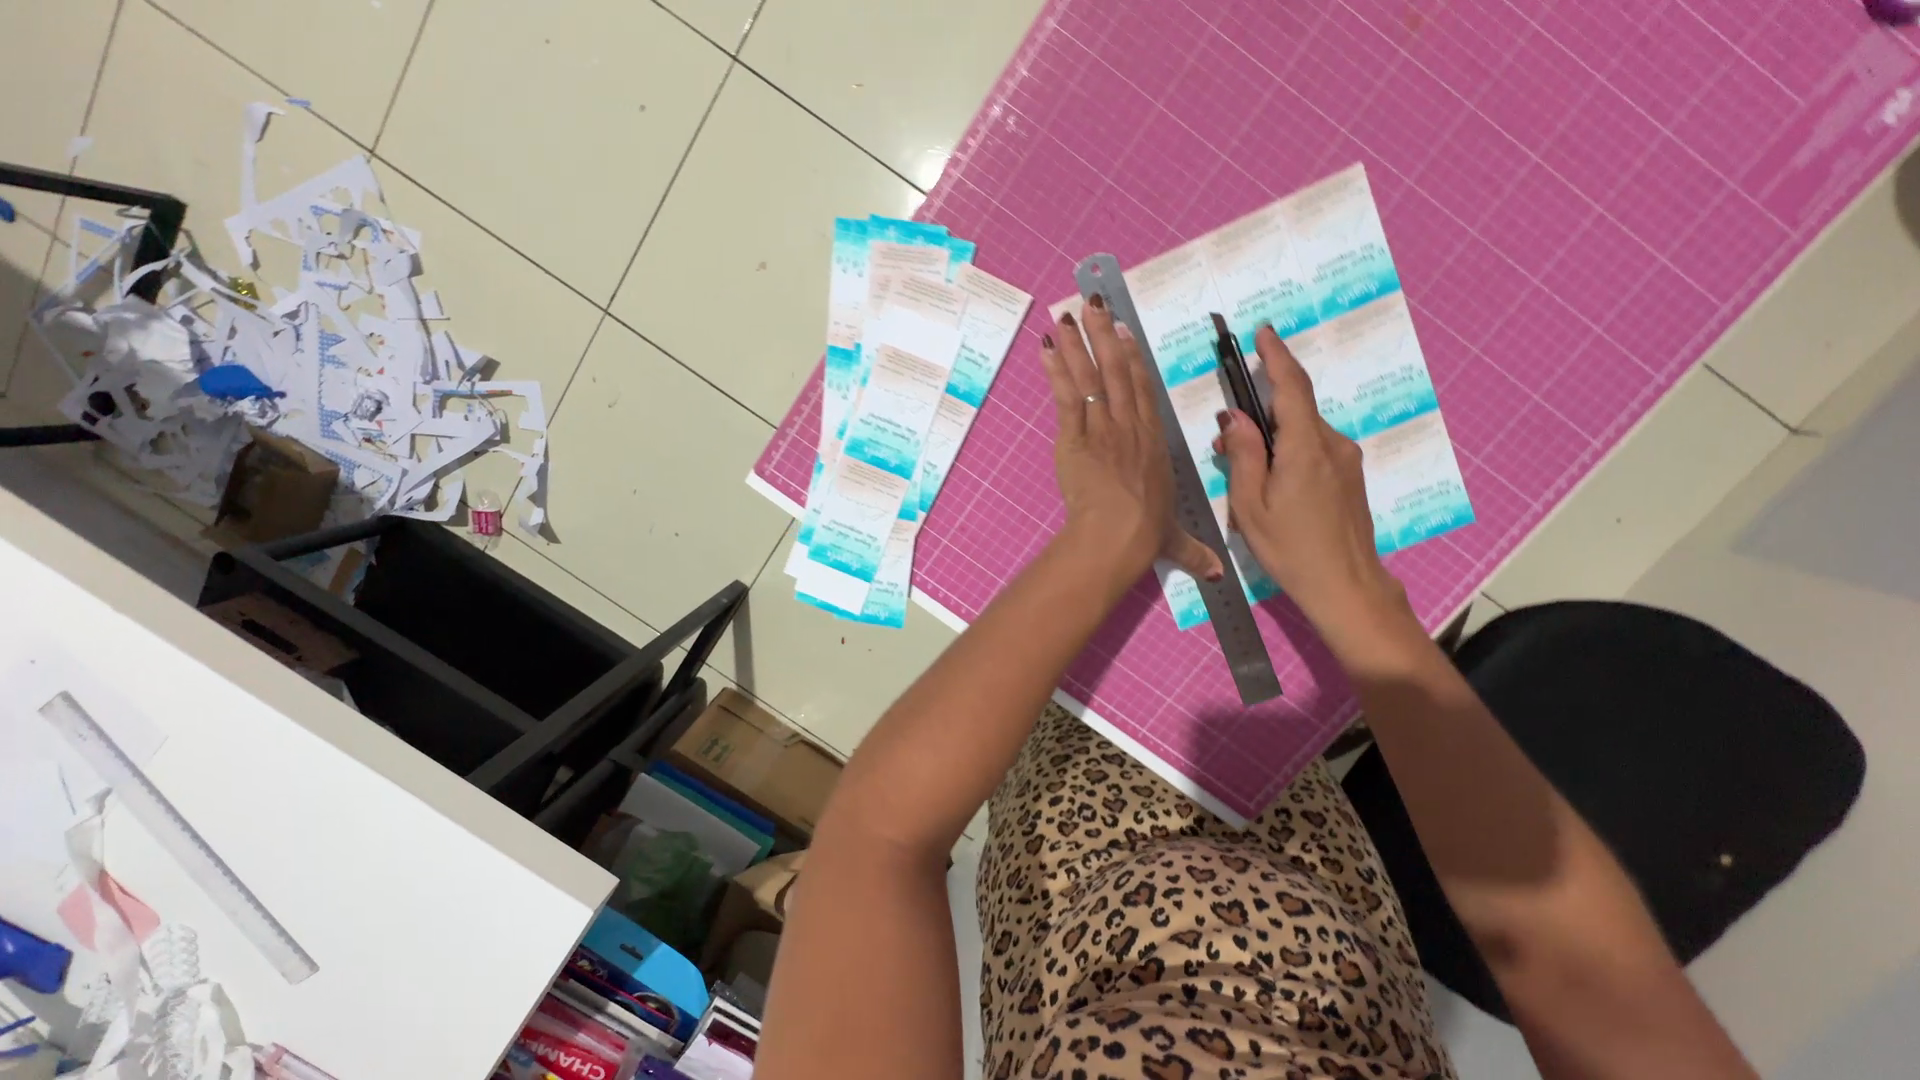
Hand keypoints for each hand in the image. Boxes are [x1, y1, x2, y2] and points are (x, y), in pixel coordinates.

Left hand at [1041, 298, 1221, 589]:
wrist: (1117, 536)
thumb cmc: (1146, 535)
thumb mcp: (1174, 540)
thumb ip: (1193, 551)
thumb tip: (1216, 573)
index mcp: (1153, 441)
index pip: (1142, 389)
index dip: (1132, 356)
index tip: (1124, 329)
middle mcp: (1130, 425)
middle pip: (1117, 370)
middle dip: (1104, 334)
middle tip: (1092, 302)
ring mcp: (1103, 426)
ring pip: (1091, 376)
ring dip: (1077, 342)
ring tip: (1065, 313)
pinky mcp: (1075, 436)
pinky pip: (1066, 396)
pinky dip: (1055, 369)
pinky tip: (1045, 346)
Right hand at [1213, 326, 1416, 655]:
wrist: (1347, 586)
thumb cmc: (1291, 550)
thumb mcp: (1251, 506)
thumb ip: (1243, 456)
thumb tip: (1235, 419)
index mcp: (1305, 446)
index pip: (1291, 385)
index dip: (1276, 355)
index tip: (1262, 333)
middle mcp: (1332, 444)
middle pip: (1294, 410)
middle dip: (1260, 413)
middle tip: (1226, 439)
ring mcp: (1346, 460)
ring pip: (1302, 432)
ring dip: (1272, 438)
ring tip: (1244, 471)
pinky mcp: (1349, 477)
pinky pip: (1313, 450)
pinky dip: (1288, 452)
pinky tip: (1270, 482)